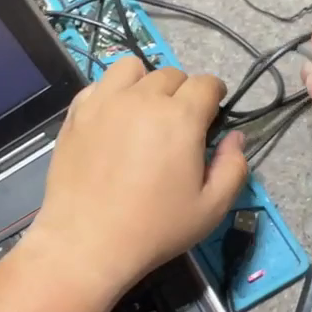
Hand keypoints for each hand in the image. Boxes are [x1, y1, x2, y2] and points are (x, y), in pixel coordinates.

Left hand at [28, 60, 248, 297]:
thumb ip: (233, 167)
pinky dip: (111, 93)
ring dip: (144, 83)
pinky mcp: (76, 114)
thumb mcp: (211, 208)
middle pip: (171, 75)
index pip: (206, 84)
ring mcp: (104, 102)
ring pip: (131, 69)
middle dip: (181, 94)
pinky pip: (99, 85)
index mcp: (180, 117)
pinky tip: (112, 120)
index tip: (211, 118)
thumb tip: (235, 138)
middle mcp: (142, 98)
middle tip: (177, 126)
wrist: (86, 242)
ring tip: (143, 112)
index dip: (214, 98)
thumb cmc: (154, 229)